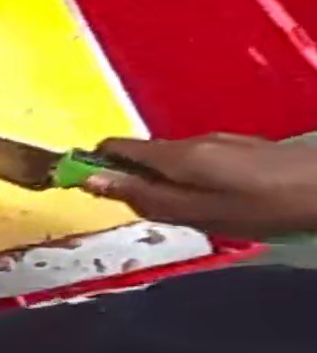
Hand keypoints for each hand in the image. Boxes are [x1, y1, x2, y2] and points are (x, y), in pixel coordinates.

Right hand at [82, 135, 316, 238]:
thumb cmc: (265, 206)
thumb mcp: (191, 210)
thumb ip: (137, 195)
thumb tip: (88, 179)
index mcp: (176, 155)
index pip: (113, 147)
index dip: (92, 164)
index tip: (87, 187)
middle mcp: (195, 141)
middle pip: (140, 155)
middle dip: (130, 179)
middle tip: (146, 209)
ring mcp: (224, 141)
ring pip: (167, 160)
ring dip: (160, 181)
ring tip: (184, 208)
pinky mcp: (244, 148)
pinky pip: (195, 161)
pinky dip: (186, 178)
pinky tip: (212, 198)